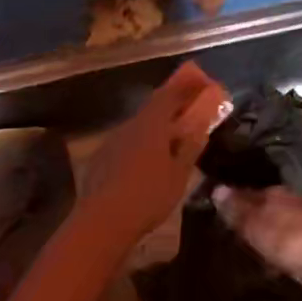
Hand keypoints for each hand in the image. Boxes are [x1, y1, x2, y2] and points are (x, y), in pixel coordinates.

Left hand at [79, 61, 232, 244]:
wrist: (103, 220)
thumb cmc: (148, 197)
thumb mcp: (178, 174)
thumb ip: (189, 147)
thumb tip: (199, 128)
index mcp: (150, 125)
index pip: (170, 94)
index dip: (186, 84)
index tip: (201, 80)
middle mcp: (128, 126)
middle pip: (152, 109)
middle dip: (172, 107)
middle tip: (189, 111)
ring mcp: (111, 142)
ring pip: (138, 128)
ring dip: (155, 128)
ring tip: (171, 139)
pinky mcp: (100, 159)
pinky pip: (126, 144)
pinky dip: (140, 145)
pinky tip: (146, 161)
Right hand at [211, 185, 301, 292]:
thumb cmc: (288, 239)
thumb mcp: (254, 224)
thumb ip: (236, 208)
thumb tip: (216, 188)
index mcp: (275, 192)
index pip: (247, 191)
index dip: (232, 202)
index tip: (218, 213)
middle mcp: (293, 201)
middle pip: (264, 206)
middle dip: (250, 217)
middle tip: (232, 232)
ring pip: (279, 222)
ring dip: (267, 232)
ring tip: (251, 247)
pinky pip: (291, 239)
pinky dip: (281, 245)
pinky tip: (275, 257)